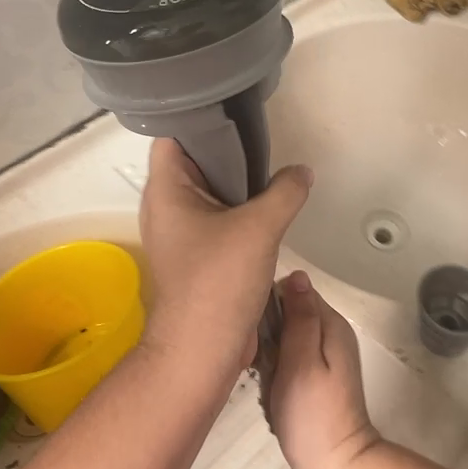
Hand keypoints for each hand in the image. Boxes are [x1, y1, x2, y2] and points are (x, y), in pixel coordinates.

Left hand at [138, 138, 311, 373]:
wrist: (201, 351)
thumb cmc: (218, 281)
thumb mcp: (260, 228)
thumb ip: (285, 192)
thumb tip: (302, 172)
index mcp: (165, 190)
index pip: (174, 137)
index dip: (203, 122)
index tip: (239, 118)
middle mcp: (165, 206)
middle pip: (194, 163)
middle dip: (228, 154)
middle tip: (264, 145)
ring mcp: (179, 233)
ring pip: (208, 193)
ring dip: (236, 186)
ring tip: (270, 175)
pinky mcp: (195, 255)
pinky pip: (216, 219)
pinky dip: (237, 212)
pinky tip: (267, 212)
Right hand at [266, 271, 380, 468]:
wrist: (335, 466)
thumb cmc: (313, 414)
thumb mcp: (301, 361)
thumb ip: (299, 318)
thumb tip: (296, 275)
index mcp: (330, 323)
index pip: (293, 290)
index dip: (269, 305)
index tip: (255, 331)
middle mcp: (331, 332)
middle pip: (288, 312)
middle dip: (268, 332)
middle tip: (259, 360)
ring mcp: (325, 354)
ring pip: (284, 336)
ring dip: (269, 354)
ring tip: (263, 377)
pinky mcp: (316, 374)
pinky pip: (288, 358)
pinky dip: (275, 370)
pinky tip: (270, 388)